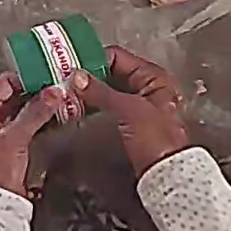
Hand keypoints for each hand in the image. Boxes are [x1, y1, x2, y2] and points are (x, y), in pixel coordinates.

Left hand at [0, 72, 65, 193]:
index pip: (6, 82)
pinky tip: (58, 110)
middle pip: (18, 91)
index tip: (46, 74)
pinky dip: (45, 113)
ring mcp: (6, 125)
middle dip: (38, 88)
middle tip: (58, 83)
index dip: (26, 77)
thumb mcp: (13, 139)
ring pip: (28, 104)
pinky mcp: (18, 136)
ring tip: (61, 95)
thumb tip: (52, 93)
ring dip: (43, 101)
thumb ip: (34, 113)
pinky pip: (34, 117)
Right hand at [71, 47, 190, 175]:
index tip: (72, 64)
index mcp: (153, 77)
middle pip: (111, 73)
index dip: (95, 59)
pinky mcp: (129, 122)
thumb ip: (101, 91)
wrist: (166, 174)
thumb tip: (76, 76)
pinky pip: (107, 106)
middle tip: (65, 78)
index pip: (118, 57)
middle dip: (89, 76)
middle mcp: (146, 87)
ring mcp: (137, 105)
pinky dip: (93, 104)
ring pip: (107, 90)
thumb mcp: (128, 109)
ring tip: (67, 92)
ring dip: (89, 91)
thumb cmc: (155, 138)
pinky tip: (77, 106)